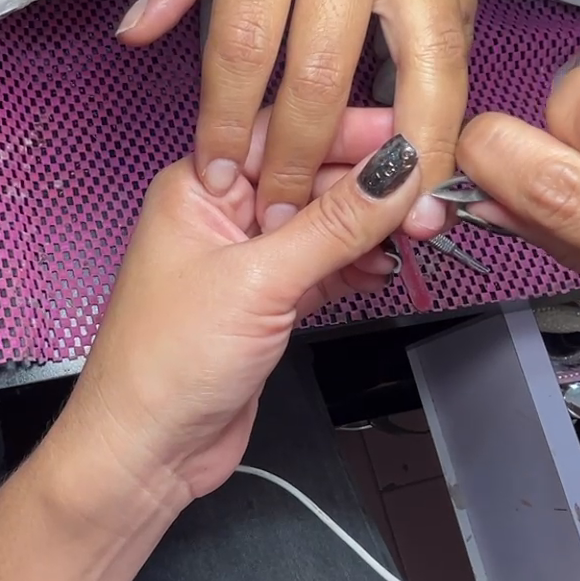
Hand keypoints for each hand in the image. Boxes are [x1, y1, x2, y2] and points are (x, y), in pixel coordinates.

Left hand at [65, 118, 424, 501]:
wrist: (150, 449)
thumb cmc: (169, 359)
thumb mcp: (259, 280)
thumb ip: (334, 225)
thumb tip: (396, 170)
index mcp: (199, 186)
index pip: (282, 135)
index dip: (347, 131)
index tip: (412, 135)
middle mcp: (221, 214)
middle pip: (308, 178)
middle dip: (368, 187)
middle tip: (429, 196)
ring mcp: (245, 260)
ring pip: (321, 226)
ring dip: (369, 230)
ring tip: (421, 232)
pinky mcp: (266, 302)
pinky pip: (321, 268)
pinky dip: (354, 267)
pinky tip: (385, 266)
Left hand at [117, 0, 478, 241]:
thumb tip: (140, 33)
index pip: (244, 46)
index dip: (229, 123)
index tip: (219, 173)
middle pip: (322, 75)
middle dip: (298, 160)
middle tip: (279, 214)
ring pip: (421, 72)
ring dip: (399, 156)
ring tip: (382, 213)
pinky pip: (456, 44)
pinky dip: (441, 104)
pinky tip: (422, 147)